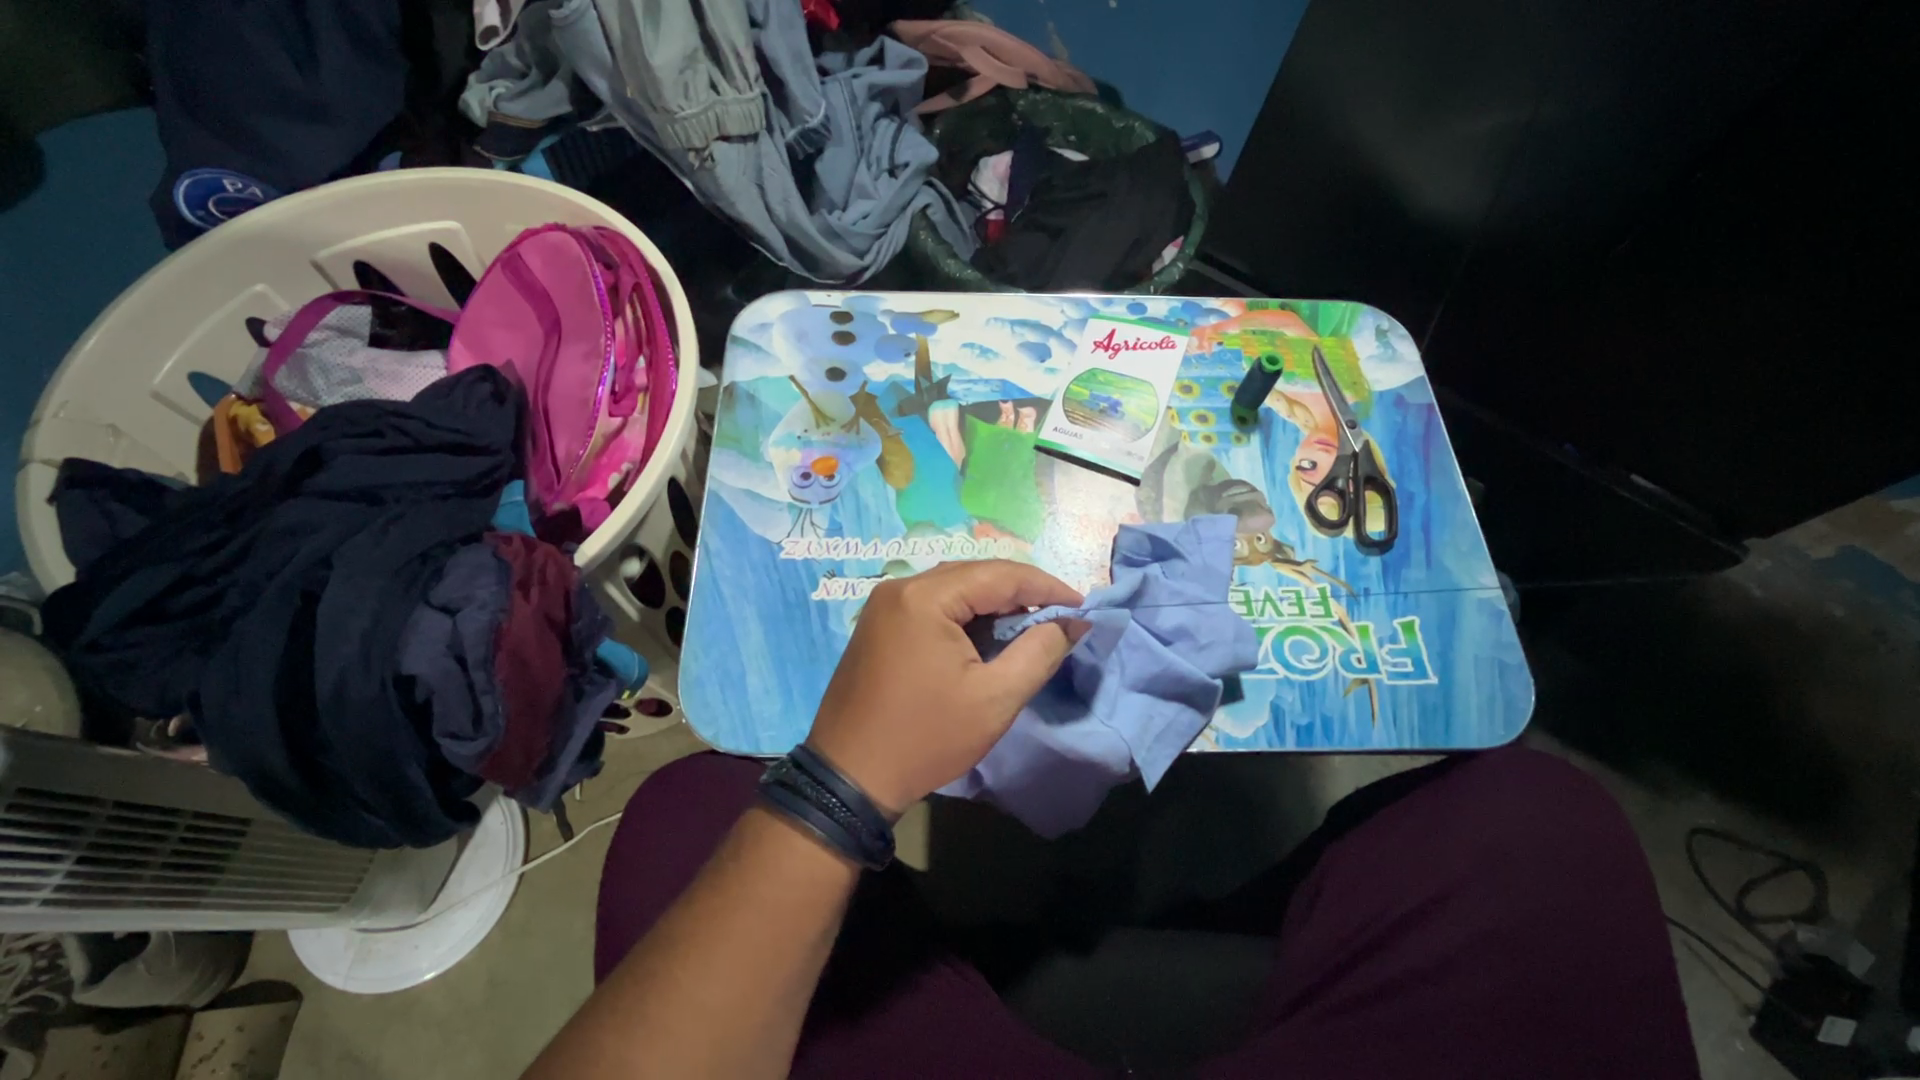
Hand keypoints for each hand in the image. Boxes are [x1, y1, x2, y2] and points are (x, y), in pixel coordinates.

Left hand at [805, 560, 1082, 814]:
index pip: (999, 574)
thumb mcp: (995, 699)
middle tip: (1060, 617)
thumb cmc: (926, 738)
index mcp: (925, 597)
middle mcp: (900, 587)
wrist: (849, 778)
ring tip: (1030, 627)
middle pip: (974, 574)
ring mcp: (884, 605)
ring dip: (993, 604)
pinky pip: (932, 605)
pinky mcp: (878, 625)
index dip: (1046, 587)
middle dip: (1021, 593)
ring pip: (954, 588)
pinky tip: (987, 637)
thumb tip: (1072, 622)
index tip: (1082, 607)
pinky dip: (966, 615)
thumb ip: (1039, 652)